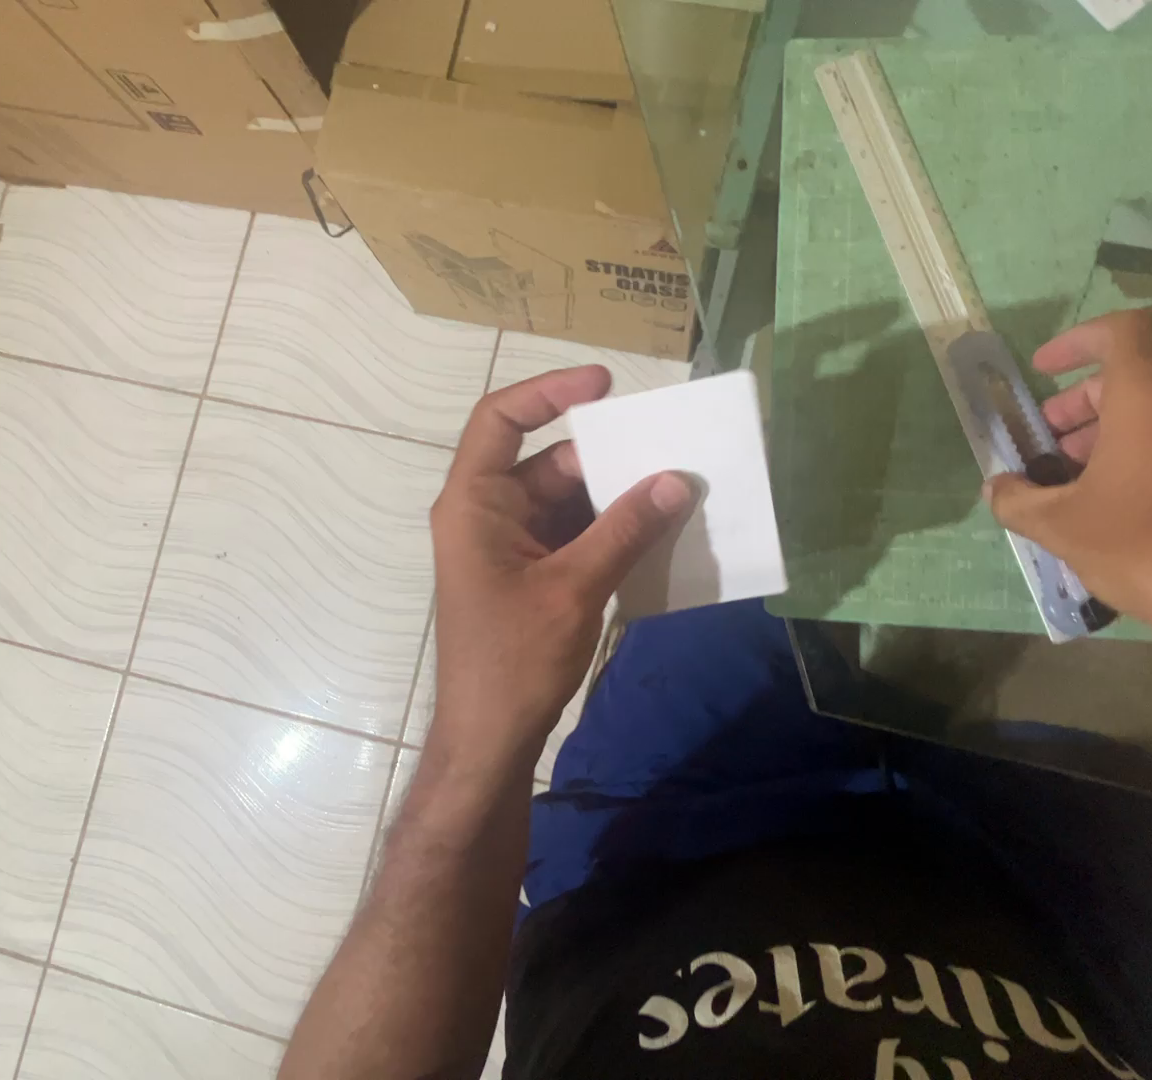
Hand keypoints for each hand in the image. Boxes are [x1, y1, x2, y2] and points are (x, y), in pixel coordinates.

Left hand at [429, 366, 691, 764]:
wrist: (491, 736)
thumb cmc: (514, 660)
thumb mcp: (574, 589)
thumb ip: (624, 531)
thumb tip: (676, 482)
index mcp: (475, 503)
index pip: (501, 420)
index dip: (548, 391)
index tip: (604, 385)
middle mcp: (488, 513)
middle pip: (549, 461)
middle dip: (606, 459)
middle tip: (668, 453)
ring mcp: (511, 545)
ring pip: (567, 500)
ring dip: (615, 499)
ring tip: (675, 491)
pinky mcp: (532, 572)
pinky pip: (574, 534)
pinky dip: (610, 531)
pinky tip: (655, 534)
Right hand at [985, 310, 1151, 662]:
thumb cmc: (1149, 546)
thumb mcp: (1060, 526)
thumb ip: (1017, 500)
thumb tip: (999, 487)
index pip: (1120, 331)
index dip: (1076, 341)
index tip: (1043, 369)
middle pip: (1145, 370)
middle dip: (1088, 399)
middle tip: (1053, 441)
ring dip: (1124, 427)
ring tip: (1087, 476)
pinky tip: (1137, 501)